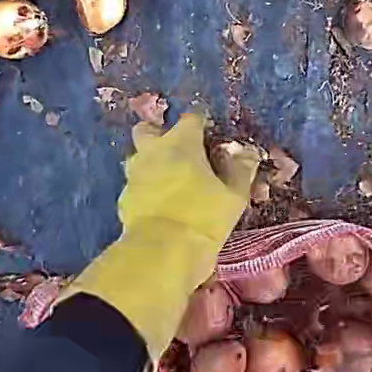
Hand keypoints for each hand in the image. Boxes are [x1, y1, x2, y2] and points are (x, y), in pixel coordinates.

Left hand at [66, 114, 258, 357]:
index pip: (192, 119)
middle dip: (160, 135)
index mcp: (181, 143)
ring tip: (170, 181)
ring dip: (151, 163)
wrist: (163, 253)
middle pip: (149, 130)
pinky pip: (136, 185)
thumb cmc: (204, 217)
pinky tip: (160, 204)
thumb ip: (241, 170)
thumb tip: (247, 153)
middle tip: (180, 153)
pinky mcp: (125, 199)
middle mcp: (152, 151)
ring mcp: (134, 175)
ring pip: (138, 157)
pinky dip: (146, 189)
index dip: (202, 125)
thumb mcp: (234, 195)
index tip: (210, 136)